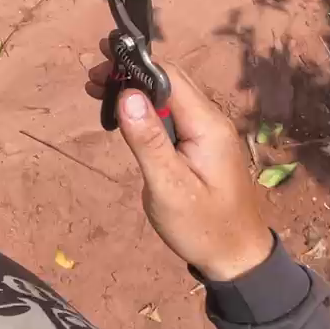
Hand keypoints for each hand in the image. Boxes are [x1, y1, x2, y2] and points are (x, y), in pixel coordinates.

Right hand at [87, 44, 273, 280]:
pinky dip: (142, 106)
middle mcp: (211, 121)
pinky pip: (169, 112)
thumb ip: (148, 141)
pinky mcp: (199, 144)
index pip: (169, 78)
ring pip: (167, 95)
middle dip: (129, 73)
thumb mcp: (169, 188)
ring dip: (133, 88)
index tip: (99, 70)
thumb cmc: (202, 227)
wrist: (237, 261)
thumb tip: (127, 95)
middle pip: (168, 80)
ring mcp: (206, 132)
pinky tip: (121, 113)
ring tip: (97, 91)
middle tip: (92, 81)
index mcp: (208, 126)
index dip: (133, 67)